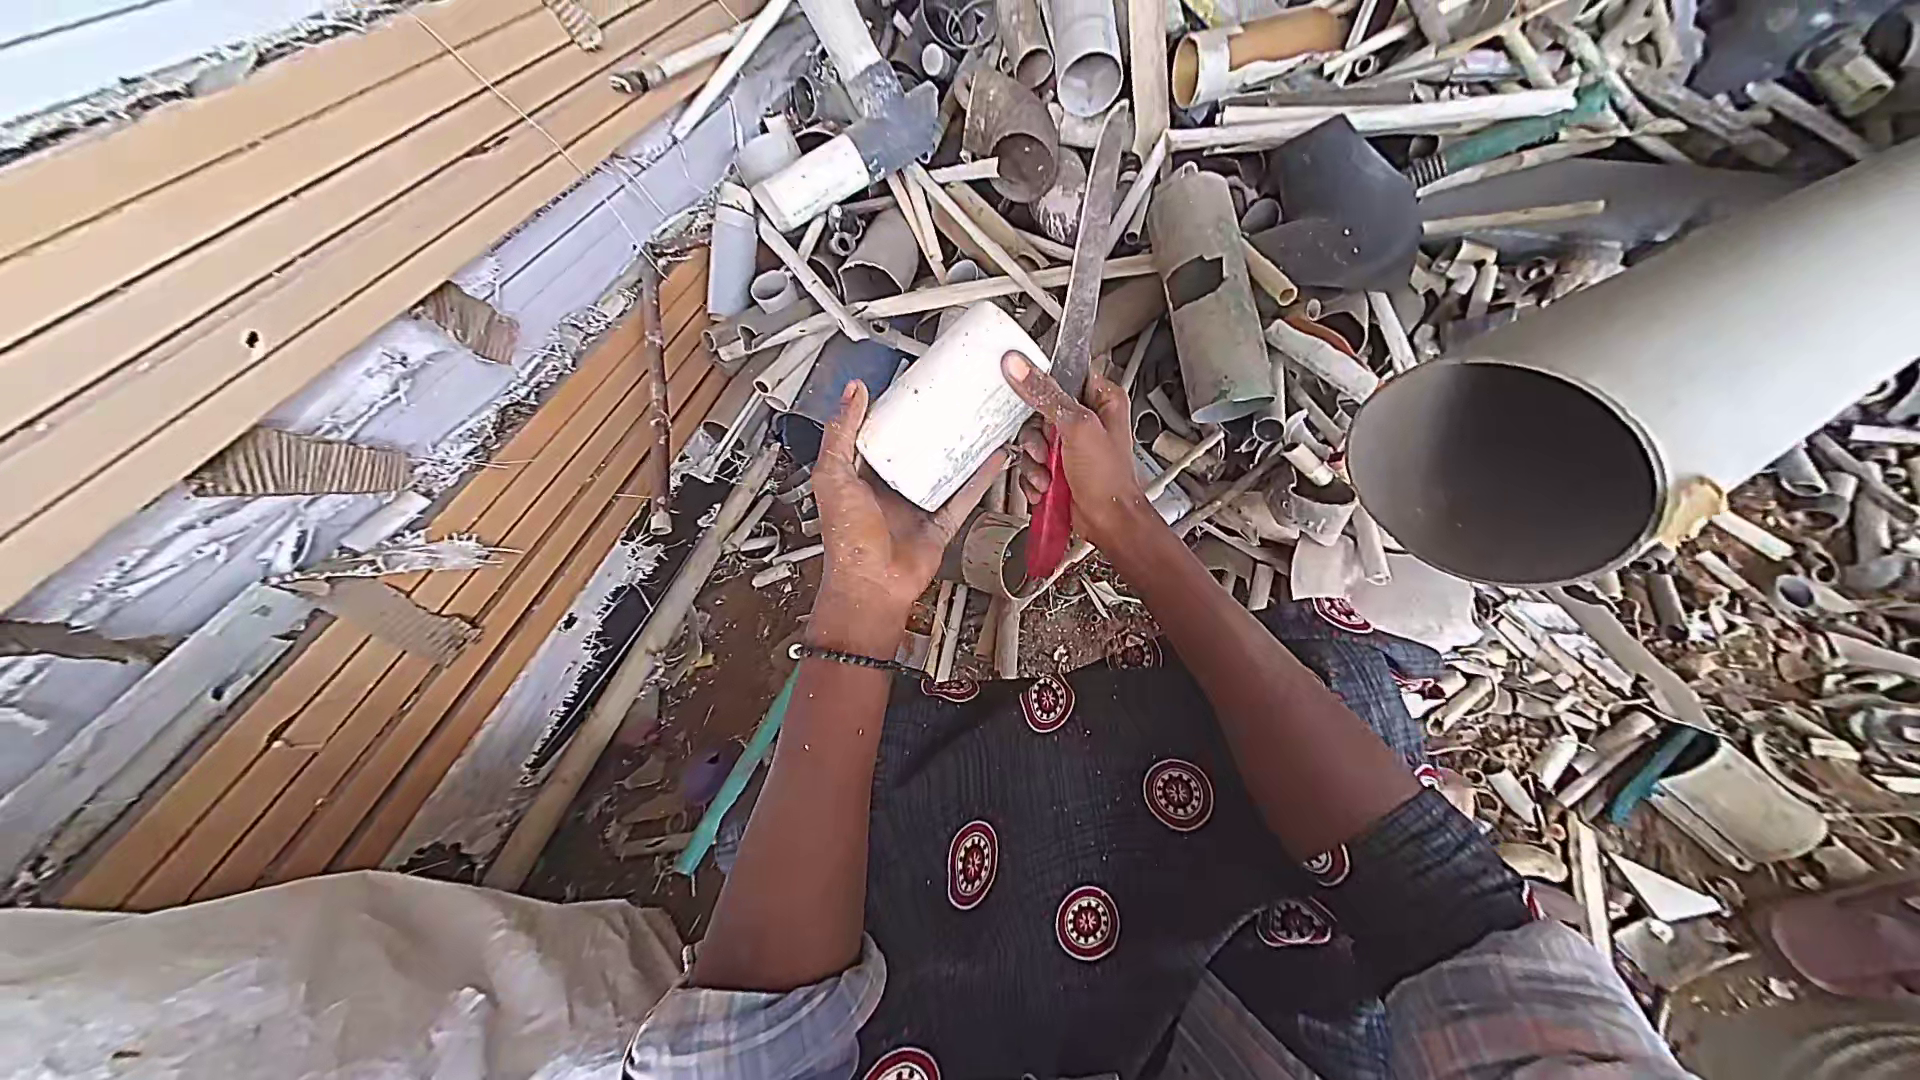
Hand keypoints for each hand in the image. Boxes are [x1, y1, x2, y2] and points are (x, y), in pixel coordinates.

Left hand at [811, 379, 1006, 651]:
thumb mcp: (833, 476)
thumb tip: (851, 394)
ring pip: (944, 470)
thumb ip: (840, 434)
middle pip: (915, 450)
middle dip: (931, 427)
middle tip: (949, 399)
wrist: (872, 584)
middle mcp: (890, 490)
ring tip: (975, 420)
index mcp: (860, 477)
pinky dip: (980, 477)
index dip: (891, 413)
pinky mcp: (940, 522)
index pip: (877, 436)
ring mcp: (917, 505)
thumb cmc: (847, 541)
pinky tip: (992, 456)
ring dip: (960, 448)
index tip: (907, 388)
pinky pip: (963, 495)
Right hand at [1001, 351, 1156, 554]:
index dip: (1045, 390)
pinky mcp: (1055, 467)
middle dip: (1036, 437)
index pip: (1064, 376)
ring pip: (1031, 440)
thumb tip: (1019, 367)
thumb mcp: (1078, 427)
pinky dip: (1033, 477)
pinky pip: (1029, 463)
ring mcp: (1068, 445)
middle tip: (1046, 449)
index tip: (1035, 404)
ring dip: (1034, 462)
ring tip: (1049, 473)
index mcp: (1100, 400)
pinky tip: (1047, 486)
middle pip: (1039, 411)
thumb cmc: (1109, 479)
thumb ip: (1045, 395)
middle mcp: (1085, 419)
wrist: (1107, 521)